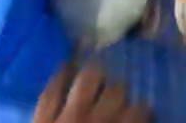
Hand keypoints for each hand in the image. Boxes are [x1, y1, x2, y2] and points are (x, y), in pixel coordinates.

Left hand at [32, 62, 147, 122]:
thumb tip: (143, 122)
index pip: (139, 112)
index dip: (143, 113)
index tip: (142, 116)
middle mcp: (96, 121)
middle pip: (116, 90)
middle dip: (119, 95)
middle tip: (117, 103)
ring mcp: (67, 118)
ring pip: (87, 78)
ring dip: (95, 77)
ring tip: (97, 79)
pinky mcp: (41, 122)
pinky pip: (50, 92)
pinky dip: (59, 77)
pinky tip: (66, 67)